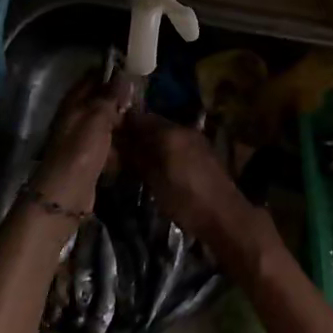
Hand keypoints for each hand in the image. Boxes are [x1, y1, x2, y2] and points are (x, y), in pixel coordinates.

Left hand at [34, 72, 136, 205]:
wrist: (68, 192)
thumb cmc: (82, 149)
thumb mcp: (97, 117)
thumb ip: (110, 96)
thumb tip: (123, 75)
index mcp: (73, 103)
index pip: (91, 79)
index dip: (110, 73)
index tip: (134, 71)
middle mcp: (76, 117)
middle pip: (100, 102)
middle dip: (121, 99)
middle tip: (147, 96)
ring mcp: (83, 139)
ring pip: (107, 124)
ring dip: (123, 122)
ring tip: (148, 118)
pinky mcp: (91, 158)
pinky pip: (110, 144)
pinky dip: (121, 142)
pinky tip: (138, 142)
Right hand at [117, 112, 278, 267]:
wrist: (224, 215)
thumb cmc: (185, 200)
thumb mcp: (154, 181)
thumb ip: (137, 157)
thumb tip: (120, 143)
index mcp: (170, 133)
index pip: (139, 117)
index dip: (123, 123)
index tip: (108, 133)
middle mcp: (183, 129)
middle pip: (154, 124)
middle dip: (137, 133)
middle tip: (120, 147)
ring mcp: (196, 139)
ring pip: (167, 133)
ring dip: (151, 141)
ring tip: (136, 158)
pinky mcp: (204, 151)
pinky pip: (178, 142)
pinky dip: (165, 148)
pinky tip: (158, 163)